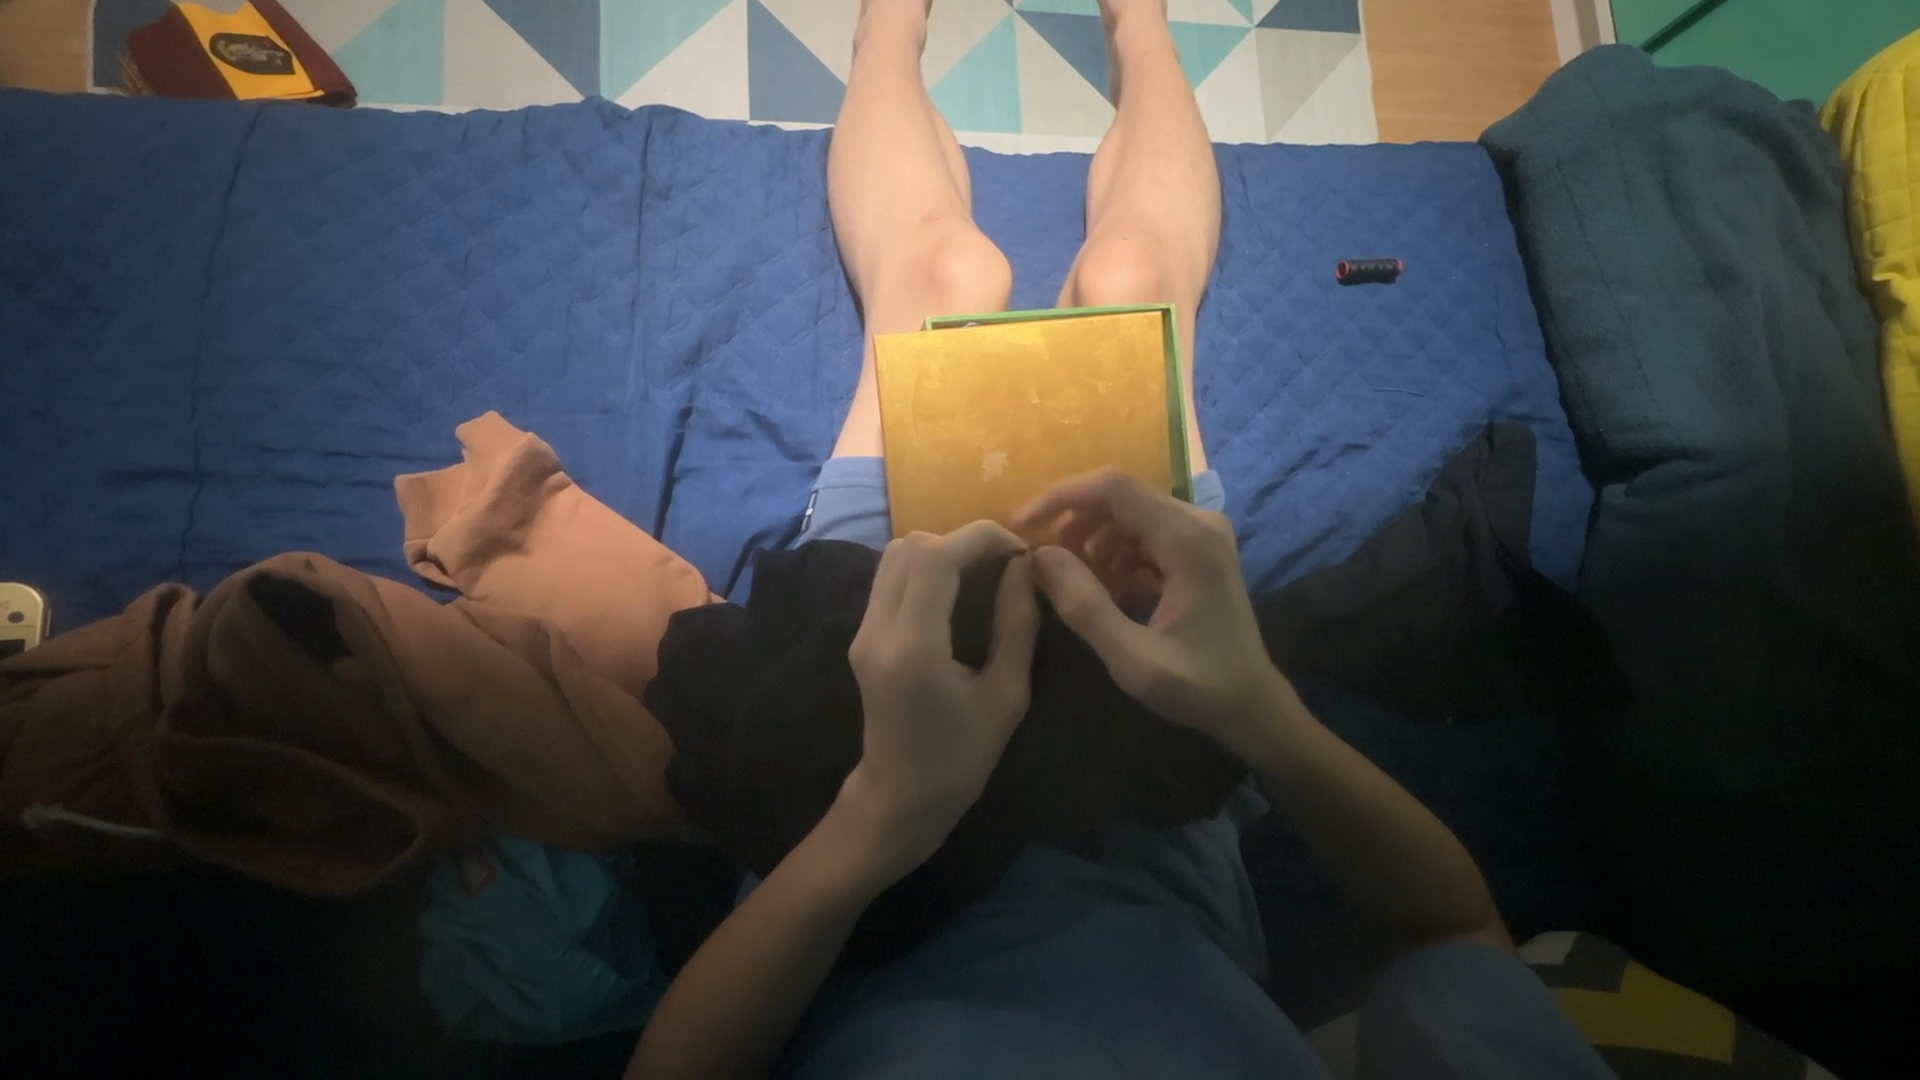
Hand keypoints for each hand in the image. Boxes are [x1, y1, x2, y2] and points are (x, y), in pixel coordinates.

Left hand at [840, 521, 1041, 870]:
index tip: (1021, 551)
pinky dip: (925, 567)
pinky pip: (890, 577)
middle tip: (1004, 563)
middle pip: (911, 545)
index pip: (937, 556)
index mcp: (913, 647)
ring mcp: (862, 630)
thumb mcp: (1007, 696)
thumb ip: (1016, 624)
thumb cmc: (961, 758)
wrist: (899, 797)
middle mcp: (877, 629)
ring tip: (983, 572)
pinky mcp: (861, 634)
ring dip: (942, 549)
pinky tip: (957, 588)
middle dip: (963, 540)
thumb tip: (1025, 566)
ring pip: (895, 555)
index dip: (981, 538)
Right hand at [1015, 468, 1295, 756]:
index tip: (1020, 524)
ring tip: (1072, 581)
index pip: (1113, 488)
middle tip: (1039, 559)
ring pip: (1127, 511)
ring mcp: (1201, 532)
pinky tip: (1105, 589)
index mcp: (1188, 540)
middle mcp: (1199, 522)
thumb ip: (1085, 607)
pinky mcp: (1197, 547)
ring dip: (1090, 537)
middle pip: (1118, 495)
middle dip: (1071, 520)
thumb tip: (1038, 555)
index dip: (1060, 497)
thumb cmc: (1199, 687)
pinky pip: (1142, 531)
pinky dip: (1113, 552)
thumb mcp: (1133, 659)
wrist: (1252, 704)